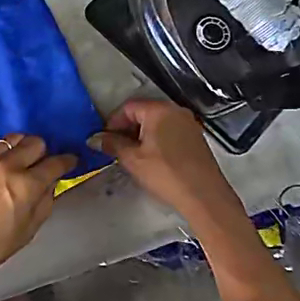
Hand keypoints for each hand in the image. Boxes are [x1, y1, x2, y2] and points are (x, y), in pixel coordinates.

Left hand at [0, 134, 75, 283]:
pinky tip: (2, 168)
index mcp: (28, 184)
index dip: (68, 161)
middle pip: (36, 142)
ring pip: (15, 138)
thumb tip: (51, 182)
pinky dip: (4, 154)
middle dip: (44, 152)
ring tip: (22, 161)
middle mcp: (10, 165)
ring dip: (23, 148)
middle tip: (42, 164)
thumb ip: (47, 199)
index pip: (56, 162)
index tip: (71, 162)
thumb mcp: (32, 227)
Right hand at [92, 99, 242, 223]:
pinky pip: (170, 131)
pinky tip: (152, 159)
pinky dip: (157, 140)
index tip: (105, 139)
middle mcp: (176, 111)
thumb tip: (96, 139)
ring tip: (132, 156)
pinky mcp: (195, 138)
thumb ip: (113, 144)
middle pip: (144, 112)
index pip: (129, 106)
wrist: (203, 194)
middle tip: (116, 148)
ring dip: (142, 135)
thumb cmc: (166, 173)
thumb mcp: (133, 159)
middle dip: (127, 128)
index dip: (113, 122)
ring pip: (157, 122)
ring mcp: (189, 124)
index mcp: (160, 110)